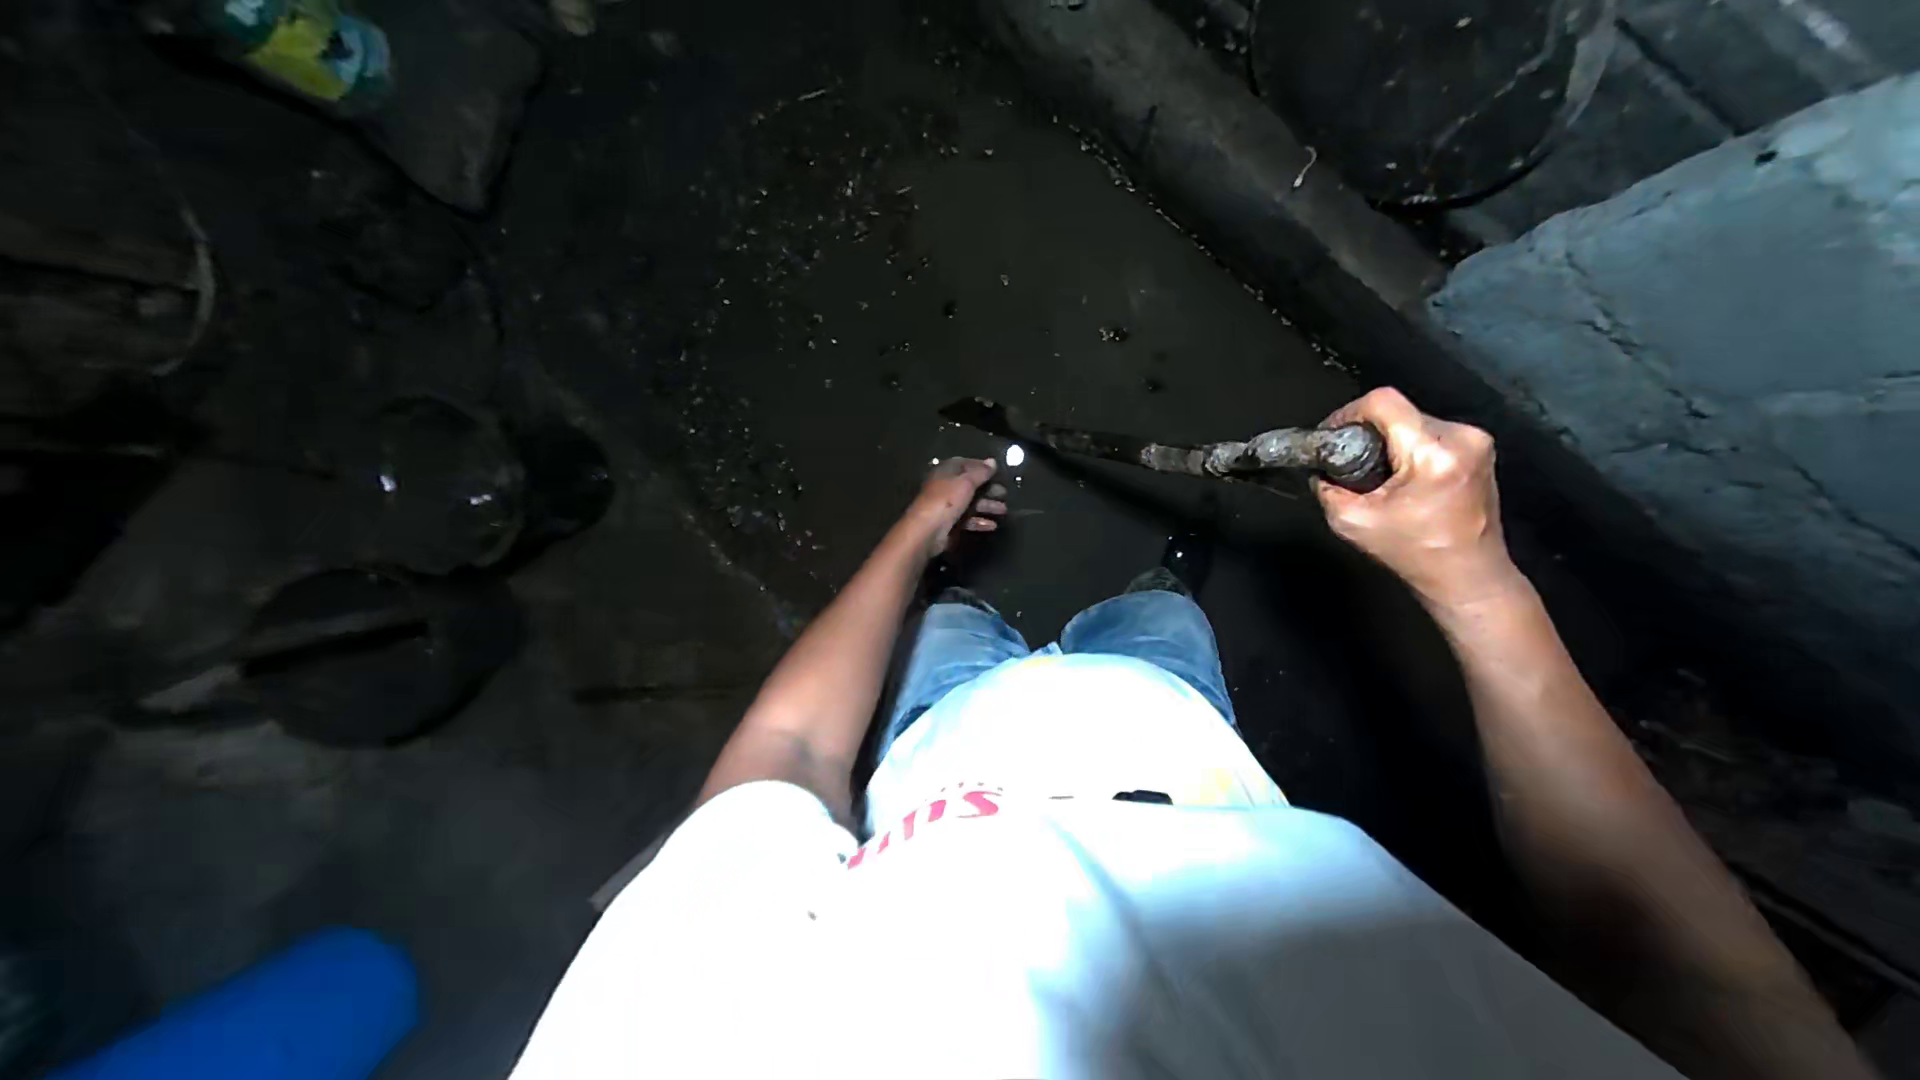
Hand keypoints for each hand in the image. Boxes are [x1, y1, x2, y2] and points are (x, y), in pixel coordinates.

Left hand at [903, 457, 1007, 558]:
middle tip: (1004, 494)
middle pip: (970, 485)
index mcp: (945, 472)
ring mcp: (946, 507)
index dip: (981, 466)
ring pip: (970, 503)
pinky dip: (979, 521)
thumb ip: (981, 472)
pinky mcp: (948, 524)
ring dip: (987, 506)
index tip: (997, 472)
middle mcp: (945, 487)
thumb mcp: (966, 482)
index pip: (964, 464)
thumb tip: (993, 462)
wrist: (927, 531)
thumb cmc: (946, 500)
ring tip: (1003, 511)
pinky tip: (992, 525)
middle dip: (988, 489)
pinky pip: (967, 520)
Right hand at [1312, 387, 1520, 610]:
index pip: (1383, 402)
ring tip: (1373, 474)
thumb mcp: (1351, 522)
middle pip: (1397, 411)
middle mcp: (1463, 438)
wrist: (1467, 575)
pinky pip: (1428, 433)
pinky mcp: (1478, 449)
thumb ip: (1327, 488)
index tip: (1332, 436)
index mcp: (1434, 454)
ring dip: (1386, 441)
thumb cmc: (1415, 553)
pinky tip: (1397, 477)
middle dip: (1366, 433)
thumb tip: (1319, 467)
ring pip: (1411, 420)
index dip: (1347, 414)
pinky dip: (1405, 448)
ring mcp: (1476, 441)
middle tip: (1348, 464)